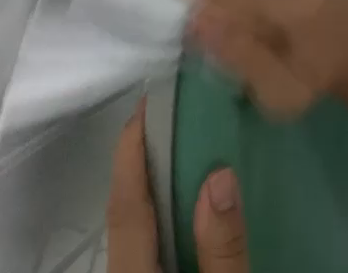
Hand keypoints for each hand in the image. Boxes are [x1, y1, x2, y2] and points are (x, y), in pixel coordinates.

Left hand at [108, 98, 248, 272]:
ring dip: (155, 182)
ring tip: (187, 141)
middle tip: (170, 108)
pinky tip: (193, 196)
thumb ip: (222, 247)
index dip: (132, 150)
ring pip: (136, 226)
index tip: (149, 101)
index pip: (127, 205)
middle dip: (141, 157)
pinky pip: (150, 240)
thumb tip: (220, 174)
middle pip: (124, 210)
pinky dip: (166, 208)